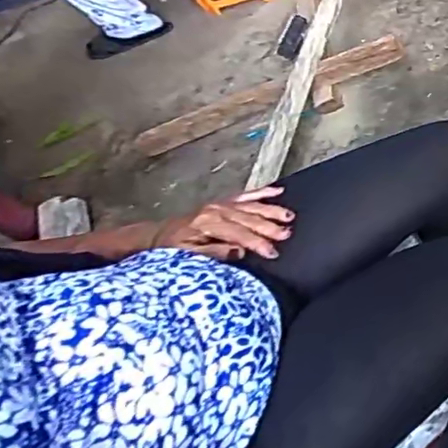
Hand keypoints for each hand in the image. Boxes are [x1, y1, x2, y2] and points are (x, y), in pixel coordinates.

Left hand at [151, 186, 293, 260]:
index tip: (273, 252)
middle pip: (249, 219)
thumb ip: (214, 253)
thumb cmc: (172, 249)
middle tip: (287, 234)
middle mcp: (216, 211)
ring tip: (289, 217)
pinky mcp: (225, 201)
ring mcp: (222, 204)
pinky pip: (247, 195)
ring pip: (252, 206)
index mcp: (207, 225)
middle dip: (270, 227)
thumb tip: (240, 251)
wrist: (158, 235)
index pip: (239, 234)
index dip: (257, 244)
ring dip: (272, 211)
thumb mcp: (186, 256)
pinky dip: (263, 192)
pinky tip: (278, 191)